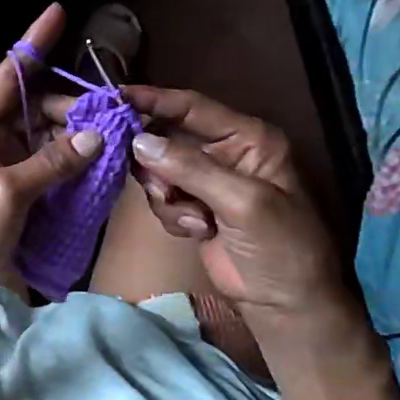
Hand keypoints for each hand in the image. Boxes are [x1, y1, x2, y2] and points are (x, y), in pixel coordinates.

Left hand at [0, 4, 101, 286]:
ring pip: (46, 130)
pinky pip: (50, 157)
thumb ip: (53, 161)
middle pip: (34, 103)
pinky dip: (72, 155)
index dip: (32, 43)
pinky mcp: (19, 184)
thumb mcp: (9, 192)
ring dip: (76, 130)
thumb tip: (97, 134)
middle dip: (70, 103)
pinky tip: (97, 156)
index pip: (5, 75)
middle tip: (108, 115)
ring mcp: (5, 161)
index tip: (58, 11)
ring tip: (110, 136)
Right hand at [118, 86, 346, 314]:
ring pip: (157, 170)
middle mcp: (224, 152)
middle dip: (156, 163)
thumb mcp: (242, 202)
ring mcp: (206, 180)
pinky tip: (196, 231)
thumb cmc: (281, 247)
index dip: (154, 100)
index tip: (114, 97)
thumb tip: (139, 141)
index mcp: (248, 138)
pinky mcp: (191, 206)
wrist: (285, 303)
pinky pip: (161, 197)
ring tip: (193, 219)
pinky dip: (171, 215)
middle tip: (159, 186)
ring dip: (166, 196)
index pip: (192, 107)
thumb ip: (190, 168)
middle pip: (166, 138)